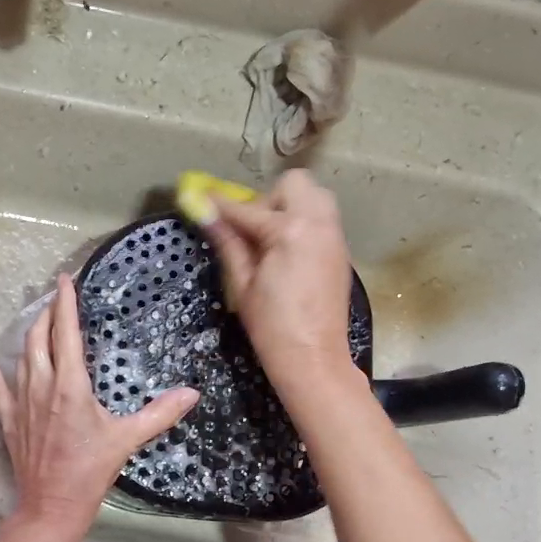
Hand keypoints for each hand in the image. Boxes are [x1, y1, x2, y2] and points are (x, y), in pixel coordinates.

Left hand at [0, 274, 199, 541]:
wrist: (51, 505)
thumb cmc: (90, 471)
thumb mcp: (127, 440)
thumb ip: (159, 414)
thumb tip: (192, 393)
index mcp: (70, 384)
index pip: (66, 332)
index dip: (65, 303)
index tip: (66, 280)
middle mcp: (41, 386)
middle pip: (38, 338)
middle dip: (46, 314)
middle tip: (54, 299)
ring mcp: (21, 403)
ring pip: (21, 359)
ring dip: (30, 338)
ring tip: (38, 325)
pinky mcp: (10, 421)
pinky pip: (1, 391)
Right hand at [204, 170, 362, 386]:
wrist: (313, 357)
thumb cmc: (271, 326)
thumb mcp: (241, 284)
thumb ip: (228, 243)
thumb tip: (206, 216)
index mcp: (289, 232)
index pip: (246, 209)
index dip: (220, 205)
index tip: (200, 197)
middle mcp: (318, 224)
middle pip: (293, 184)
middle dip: (267, 199)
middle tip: (251, 229)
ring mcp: (334, 235)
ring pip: (314, 196)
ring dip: (289, 206)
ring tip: (270, 238)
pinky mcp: (340, 250)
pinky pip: (322, 218)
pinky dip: (302, 222)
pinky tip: (286, 253)